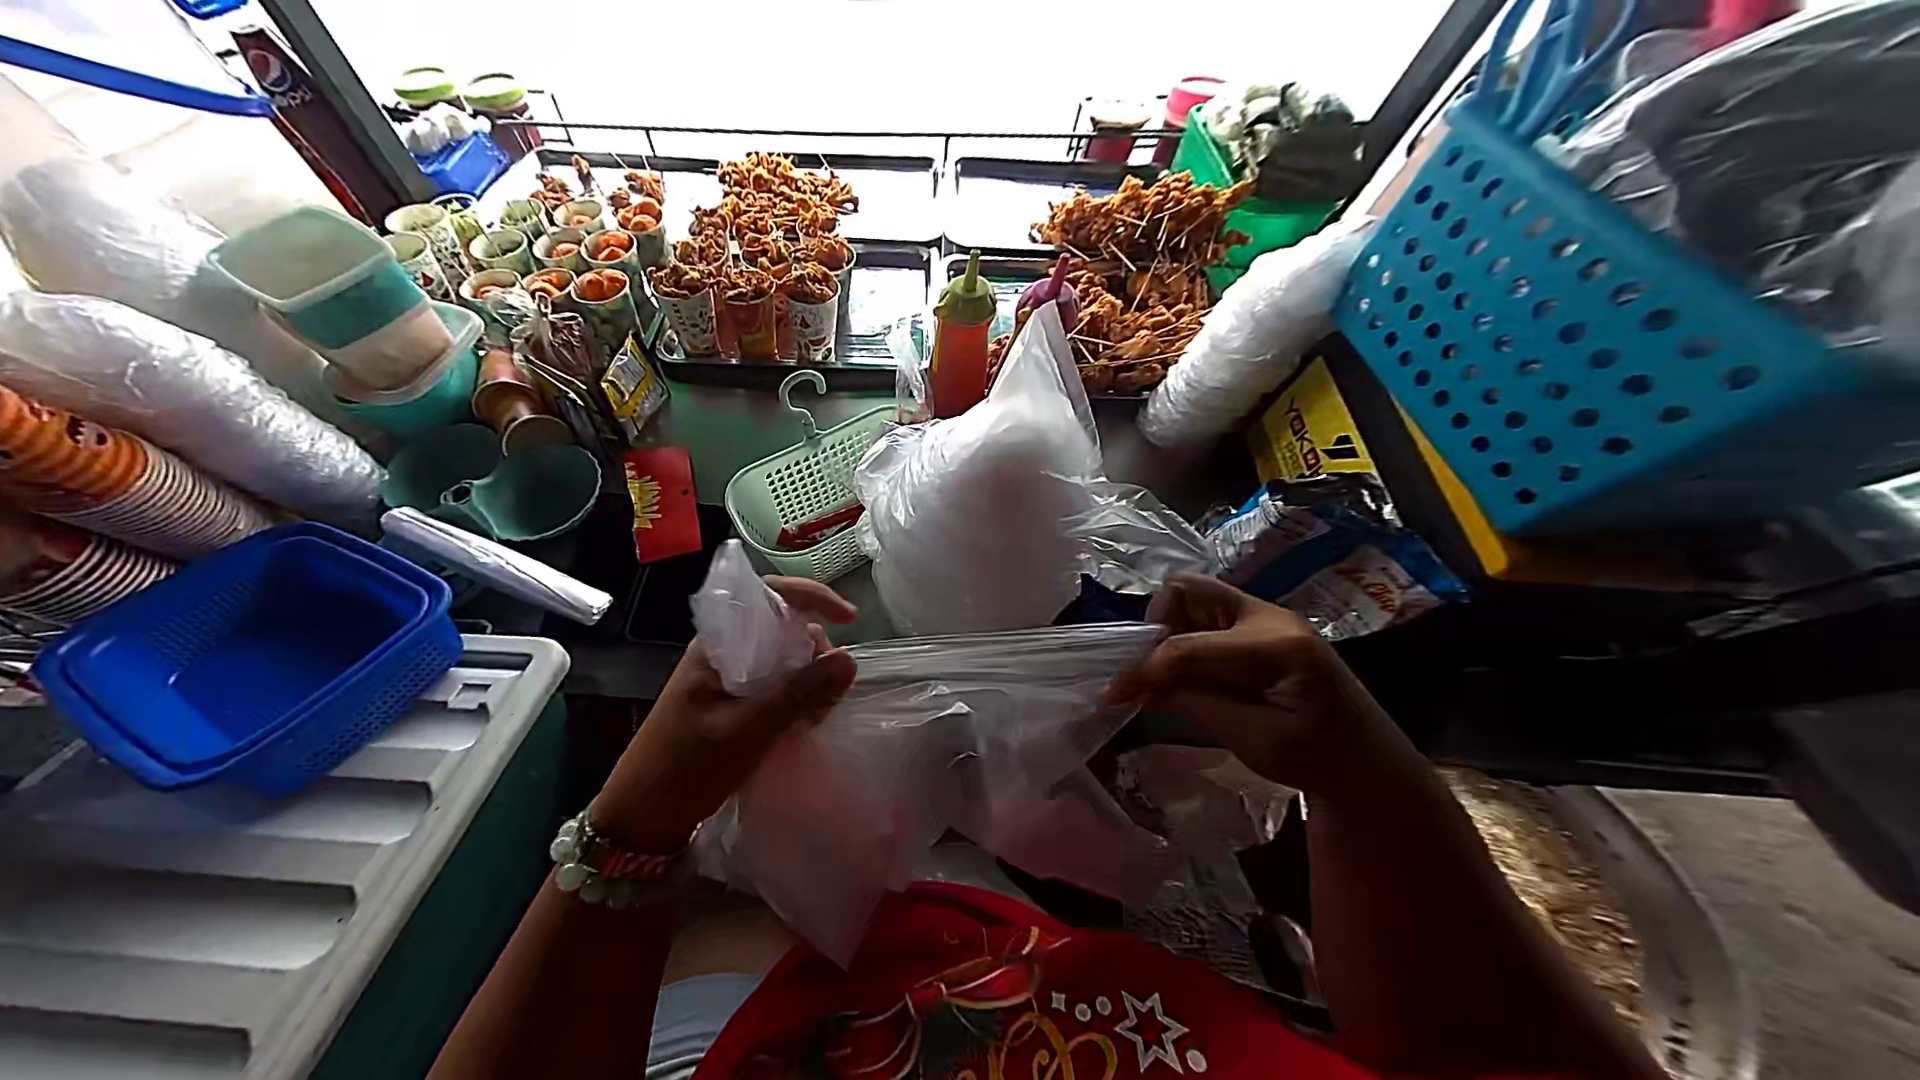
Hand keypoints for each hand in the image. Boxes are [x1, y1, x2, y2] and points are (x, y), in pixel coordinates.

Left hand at [589, 576, 858, 851]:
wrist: (641, 820)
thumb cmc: (683, 769)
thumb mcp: (745, 731)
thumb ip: (797, 694)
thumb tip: (848, 659)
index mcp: (719, 643)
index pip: (771, 596)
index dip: (814, 596)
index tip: (850, 618)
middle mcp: (729, 652)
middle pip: (789, 629)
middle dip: (817, 654)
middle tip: (828, 695)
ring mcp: (735, 679)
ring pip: (791, 660)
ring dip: (812, 683)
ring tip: (812, 721)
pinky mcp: (741, 704)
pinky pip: (784, 687)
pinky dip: (801, 702)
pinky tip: (802, 729)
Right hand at [1123, 574, 1423, 796]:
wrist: (1370, 763)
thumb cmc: (1320, 761)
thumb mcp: (1254, 742)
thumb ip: (1194, 704)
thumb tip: (1138, 685)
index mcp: (1277, 647)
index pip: (1189, 646)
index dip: (1145, 669)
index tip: (1114, 693)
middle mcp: (1268, 616)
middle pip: (1187, 590)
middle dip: (1156, 626)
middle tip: (1150, 671)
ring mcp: (1263, 616)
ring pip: (1192, 596)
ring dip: (1168, 628)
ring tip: (1167, 674)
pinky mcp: (1258, 625)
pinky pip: (1205, 614)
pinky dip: (1183, 634)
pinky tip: (1187, 671)